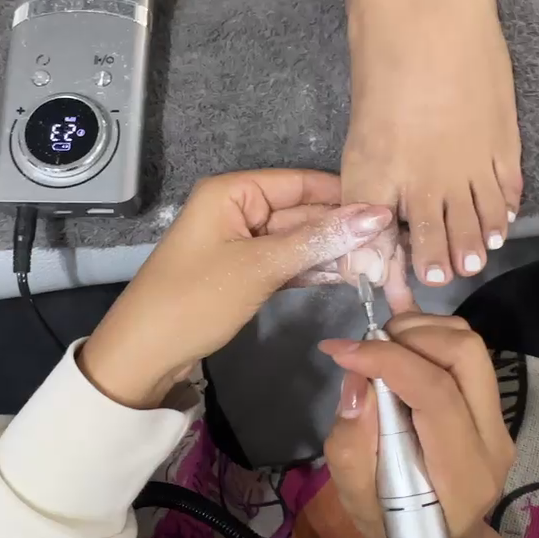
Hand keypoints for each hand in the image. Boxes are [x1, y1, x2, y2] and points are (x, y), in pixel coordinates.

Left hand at [79, 169, 396, 408]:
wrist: (145, 354)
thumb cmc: (196, 298)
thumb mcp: (260, 267)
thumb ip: (317, 241)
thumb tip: (374, 215)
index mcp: (233, 192)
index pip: (300, 183)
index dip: (344, 196)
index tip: (390, 212)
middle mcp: (239, 208)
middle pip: (302, 211)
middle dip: (342, 229)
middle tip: (393, 246)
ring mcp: (242, 241)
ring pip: (297, 239)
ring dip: (332, 252)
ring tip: (381, 263)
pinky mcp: (245, 271)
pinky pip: (286, 261)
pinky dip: (312, 268)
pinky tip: (348, 276)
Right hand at [319, 293, 514, 537]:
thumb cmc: (395, 528)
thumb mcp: (357, 500)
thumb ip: (352, 444)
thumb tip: (357, 381)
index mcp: (462, 473)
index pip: (436, 394)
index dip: (387, 360)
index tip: (340, 351)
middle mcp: (492, 440)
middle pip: (465, 355)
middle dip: (409, 335)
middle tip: (367, 347)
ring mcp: (498, 420)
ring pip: (468, 344)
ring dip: (420, 328)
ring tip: (381, 345)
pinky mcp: (489, 405)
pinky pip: (465, 351)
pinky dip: (429, 327)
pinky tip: (398, 312)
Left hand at [340, 0, 521, 288]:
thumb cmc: (378, 36)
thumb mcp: (359, 107)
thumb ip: (369, 162)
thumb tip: (376, 197)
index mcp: (385, 169)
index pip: (387, 233)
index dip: (389, 264)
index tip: (394, 286)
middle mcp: (433, 174)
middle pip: (438, 232)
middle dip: (436, 260)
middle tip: (440, 281)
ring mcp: (476, 155)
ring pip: (477, 215)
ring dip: (473, 242)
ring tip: (473, 261)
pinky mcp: (507, 132)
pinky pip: (508, 185)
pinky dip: (504, 206)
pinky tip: (504, 218)